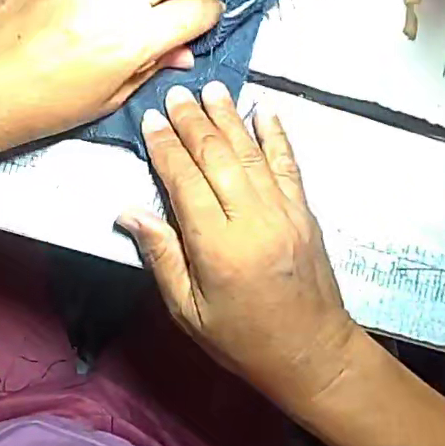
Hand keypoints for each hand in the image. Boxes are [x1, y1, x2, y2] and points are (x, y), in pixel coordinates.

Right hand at [116, 82, 368, 407]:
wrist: (314, 355)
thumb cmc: (241, 339)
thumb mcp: (188, 310)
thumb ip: (161, 256)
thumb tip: (130, 213)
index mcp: (218, 247)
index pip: (185, 183)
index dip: (166, 148)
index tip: (152, 120)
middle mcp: (253, 221)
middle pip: (218, 158)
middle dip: (194, 123)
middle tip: (176, 94)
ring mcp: (285, 212)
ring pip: (251, 154)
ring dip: (229, 118)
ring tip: (211, 90)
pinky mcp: (305, 212)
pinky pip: (288, 165)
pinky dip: (276, 136)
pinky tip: (264, 111)